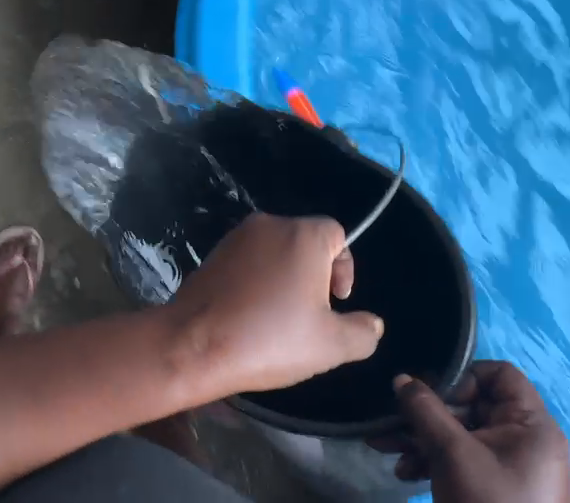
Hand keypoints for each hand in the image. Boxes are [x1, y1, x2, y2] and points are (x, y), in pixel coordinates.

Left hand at [166, 213, 383, 393]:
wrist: (198, 342)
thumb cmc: (272, 338)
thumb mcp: (334, 345)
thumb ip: (364, 330)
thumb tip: (371, 321)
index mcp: (300, 235)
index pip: (335, 233)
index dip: (344, 265)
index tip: (337, 299)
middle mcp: (266, 225)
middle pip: (305, 239)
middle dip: (315, 273)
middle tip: (311, 313)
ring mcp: (235, 236)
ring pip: (275, 250)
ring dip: (286, 277)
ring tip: (281, 318)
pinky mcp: (213, 252)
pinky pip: (249, 259)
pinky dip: (258, 279)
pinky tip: (253, 314)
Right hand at [373, 362, 569, 502]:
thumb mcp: (451, 452)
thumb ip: (423, 407)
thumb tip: (401, 378)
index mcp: (532, 426)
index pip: (499, 374)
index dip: (464, 376)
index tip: (434, 396)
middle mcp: (525, 440)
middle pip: (472, 403)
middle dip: (427, 411)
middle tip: (394, 421)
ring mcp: (511, 465)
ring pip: (460, 431)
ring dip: (421, 436)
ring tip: (385, 446)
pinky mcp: (497, 485)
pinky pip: (463, 456)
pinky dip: (432, 458)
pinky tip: (404, 470)